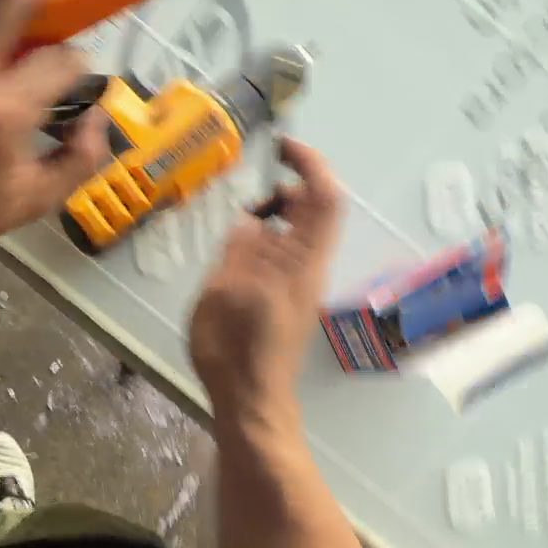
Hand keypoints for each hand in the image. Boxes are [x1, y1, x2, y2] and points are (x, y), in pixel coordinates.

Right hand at [190, 138, 344, 428]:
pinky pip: (285, 255)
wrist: (251, 400)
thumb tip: (249, 222)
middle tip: (254, 195)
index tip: (282, 147)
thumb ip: (238, 251)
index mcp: (301, 262)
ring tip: (241, 225)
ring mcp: (300, 286)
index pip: (323, 197)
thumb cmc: (235, 350)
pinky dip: (268, 241)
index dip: (309, 164)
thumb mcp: (224, 293)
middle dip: (289, 191)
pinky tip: (239, 255)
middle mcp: (309, 269)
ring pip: (300, 235)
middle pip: (315, 213)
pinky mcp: (288, 301)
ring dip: (276, 219)